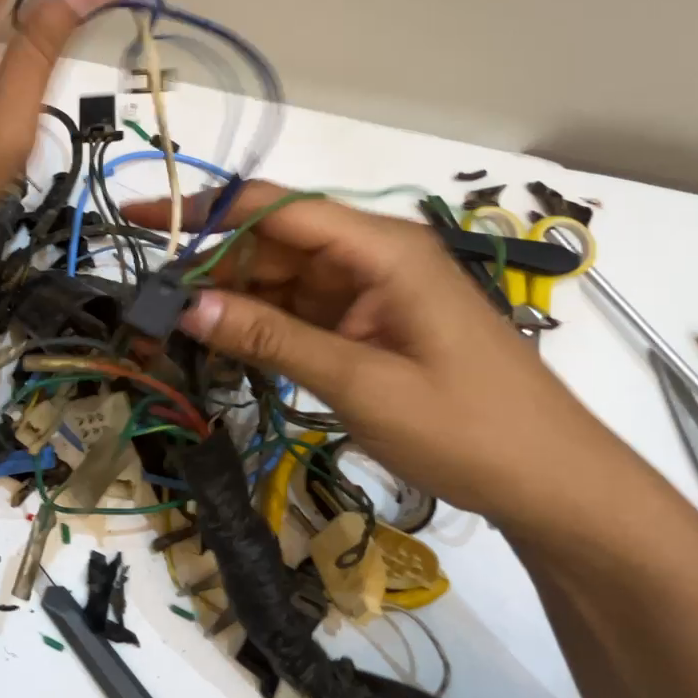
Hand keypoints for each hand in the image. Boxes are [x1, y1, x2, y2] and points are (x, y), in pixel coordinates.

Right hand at [123, 182, 621, 524]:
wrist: (558, 489)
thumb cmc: (470, 428)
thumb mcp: (360, 382)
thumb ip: (269, 338)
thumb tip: (184, 306)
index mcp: (381, 249)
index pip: (273, 208)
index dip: (201, 210)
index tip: (139, 224)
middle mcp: (370, 257)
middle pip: (267, 242)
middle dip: (207, 267)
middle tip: (150, 305)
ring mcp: (366, 292)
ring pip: (273, 278)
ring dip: (225, 301)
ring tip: (171, 331)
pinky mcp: (362, 325)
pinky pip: (292, 311)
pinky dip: (253, 327)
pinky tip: (218, 346)